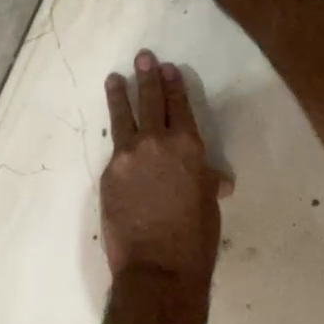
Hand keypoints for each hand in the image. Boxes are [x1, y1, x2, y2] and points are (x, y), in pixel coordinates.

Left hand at [100, 50, 229, 281]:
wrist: (158, 267)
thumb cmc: (195, 238)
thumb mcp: (209, 203)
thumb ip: (205, 180)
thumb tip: (213, 179)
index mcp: (189, 146)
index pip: (180, 105)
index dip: (174, 85)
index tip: (167, 68)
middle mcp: (158, 141)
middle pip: (151, 100)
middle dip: (147, 77)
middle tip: (143, 57)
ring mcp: (129, 155)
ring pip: (124, 115)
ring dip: (120, 94)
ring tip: (116, 78)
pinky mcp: (109, 172)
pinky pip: (115, 149)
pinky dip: (117, 138)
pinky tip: (114, 133)